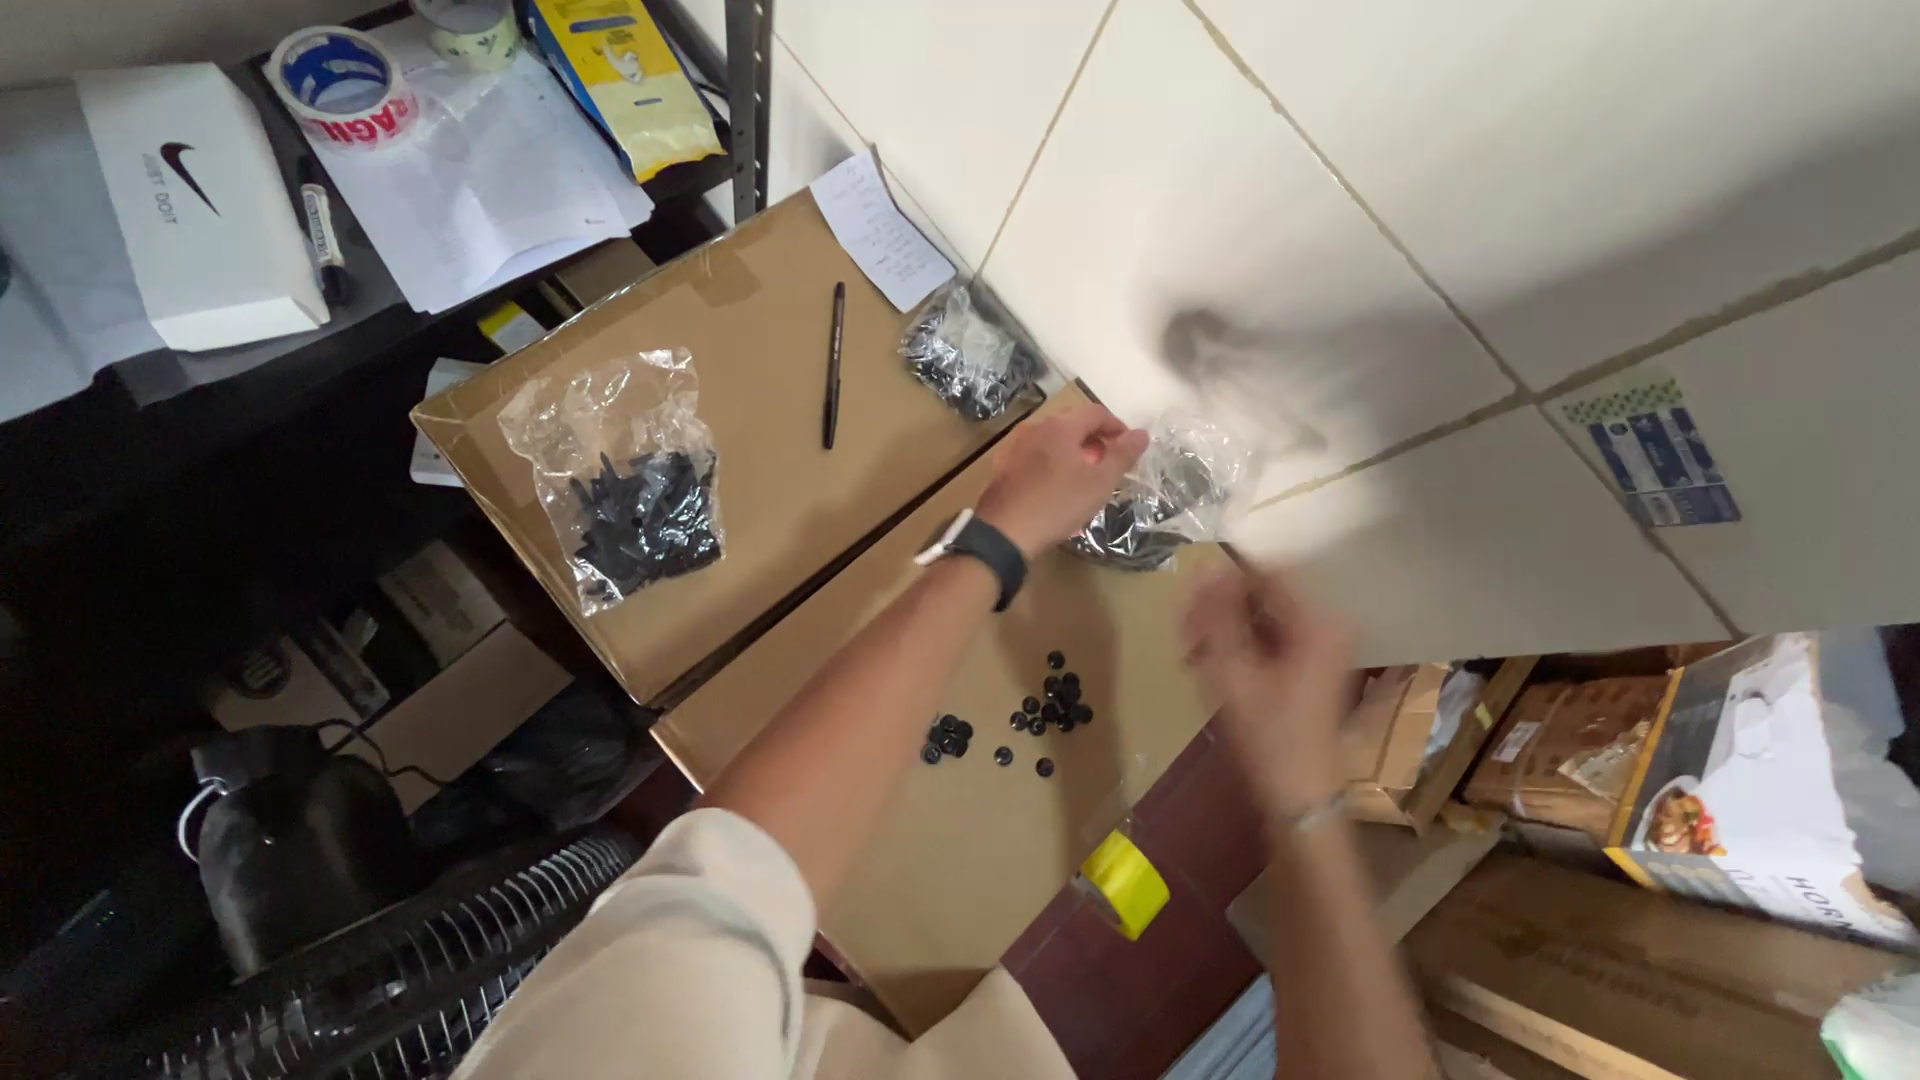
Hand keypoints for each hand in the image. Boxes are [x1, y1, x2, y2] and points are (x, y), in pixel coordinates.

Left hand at [974, 404, 1149, 557]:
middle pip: (1071, 423)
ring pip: (1051, 440)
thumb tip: (1142, 434)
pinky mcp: (1002, 468)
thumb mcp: (1099, 482)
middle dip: (1094, 438)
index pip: (1096, 413)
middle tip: (1108, 461)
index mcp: (1060, 426)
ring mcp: (1014, 447)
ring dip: (1072, 451)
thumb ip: (1122, 455)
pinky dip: (1051, 463)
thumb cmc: (1057, 504)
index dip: (1117, 426)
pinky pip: (1034, 457)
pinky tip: (1055, 487)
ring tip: (1084, 475)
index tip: (1129, 446)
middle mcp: (1034, 428)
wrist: (1004, 532)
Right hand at [1182, 565, 1353, 818]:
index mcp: (1318, 623)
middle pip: (1262, 593)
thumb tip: (1204, 568)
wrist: (1301, 797)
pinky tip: (1208, 663)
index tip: (1188, 597)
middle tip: (1183, 632)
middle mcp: (1327, 625)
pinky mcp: (1311, 662)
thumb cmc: (1268, 737)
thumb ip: (1217, 616)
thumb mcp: (1233, 672)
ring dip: (1221, 627)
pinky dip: (1237, 644)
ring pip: (1260, 614)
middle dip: (1217, 608)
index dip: (1224, 579)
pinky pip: (1267, 635)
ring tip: (1190, 652)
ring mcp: (1321, 645)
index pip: (1267, 572)